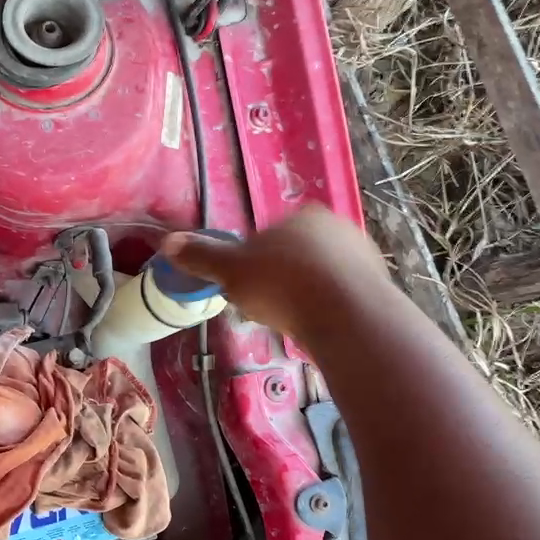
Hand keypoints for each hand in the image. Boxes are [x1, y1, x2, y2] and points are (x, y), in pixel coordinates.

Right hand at [160, 205, 393, 343]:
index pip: (262, 237)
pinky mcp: (372, 282)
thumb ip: (200, 256)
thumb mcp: (229, 271)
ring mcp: (357, 254)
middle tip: (259, 305)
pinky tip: (309, 323)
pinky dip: (318, 305)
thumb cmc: (281, 284)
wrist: (345, 314)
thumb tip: (167, 242)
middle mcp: (334, 226)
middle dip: (272, 278)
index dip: (246, 263)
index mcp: (299, 216)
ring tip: (284, 318)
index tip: (240, 286)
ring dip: (295, 293)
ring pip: (311, 274)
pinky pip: (333, 292)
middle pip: (288, 255)